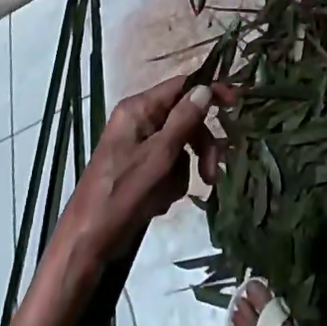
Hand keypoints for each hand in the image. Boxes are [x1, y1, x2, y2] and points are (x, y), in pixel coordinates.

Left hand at [59, 74, 234, 259]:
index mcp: (138, 109)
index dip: (209, 91)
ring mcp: (139, 147)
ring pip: (180, 148)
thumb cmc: (122, 193)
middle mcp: (139, 122)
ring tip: (169, 194)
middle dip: (200, 147)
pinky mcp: (140, 170)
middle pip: (184, 120)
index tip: (236, 104)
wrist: (89, 239)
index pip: (181, 86)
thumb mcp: (159, 155)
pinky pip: (168, 168)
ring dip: (182, 171)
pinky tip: (157, 201)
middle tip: (212, 173)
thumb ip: (184, 120)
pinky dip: (169, 184)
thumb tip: (205, 88)